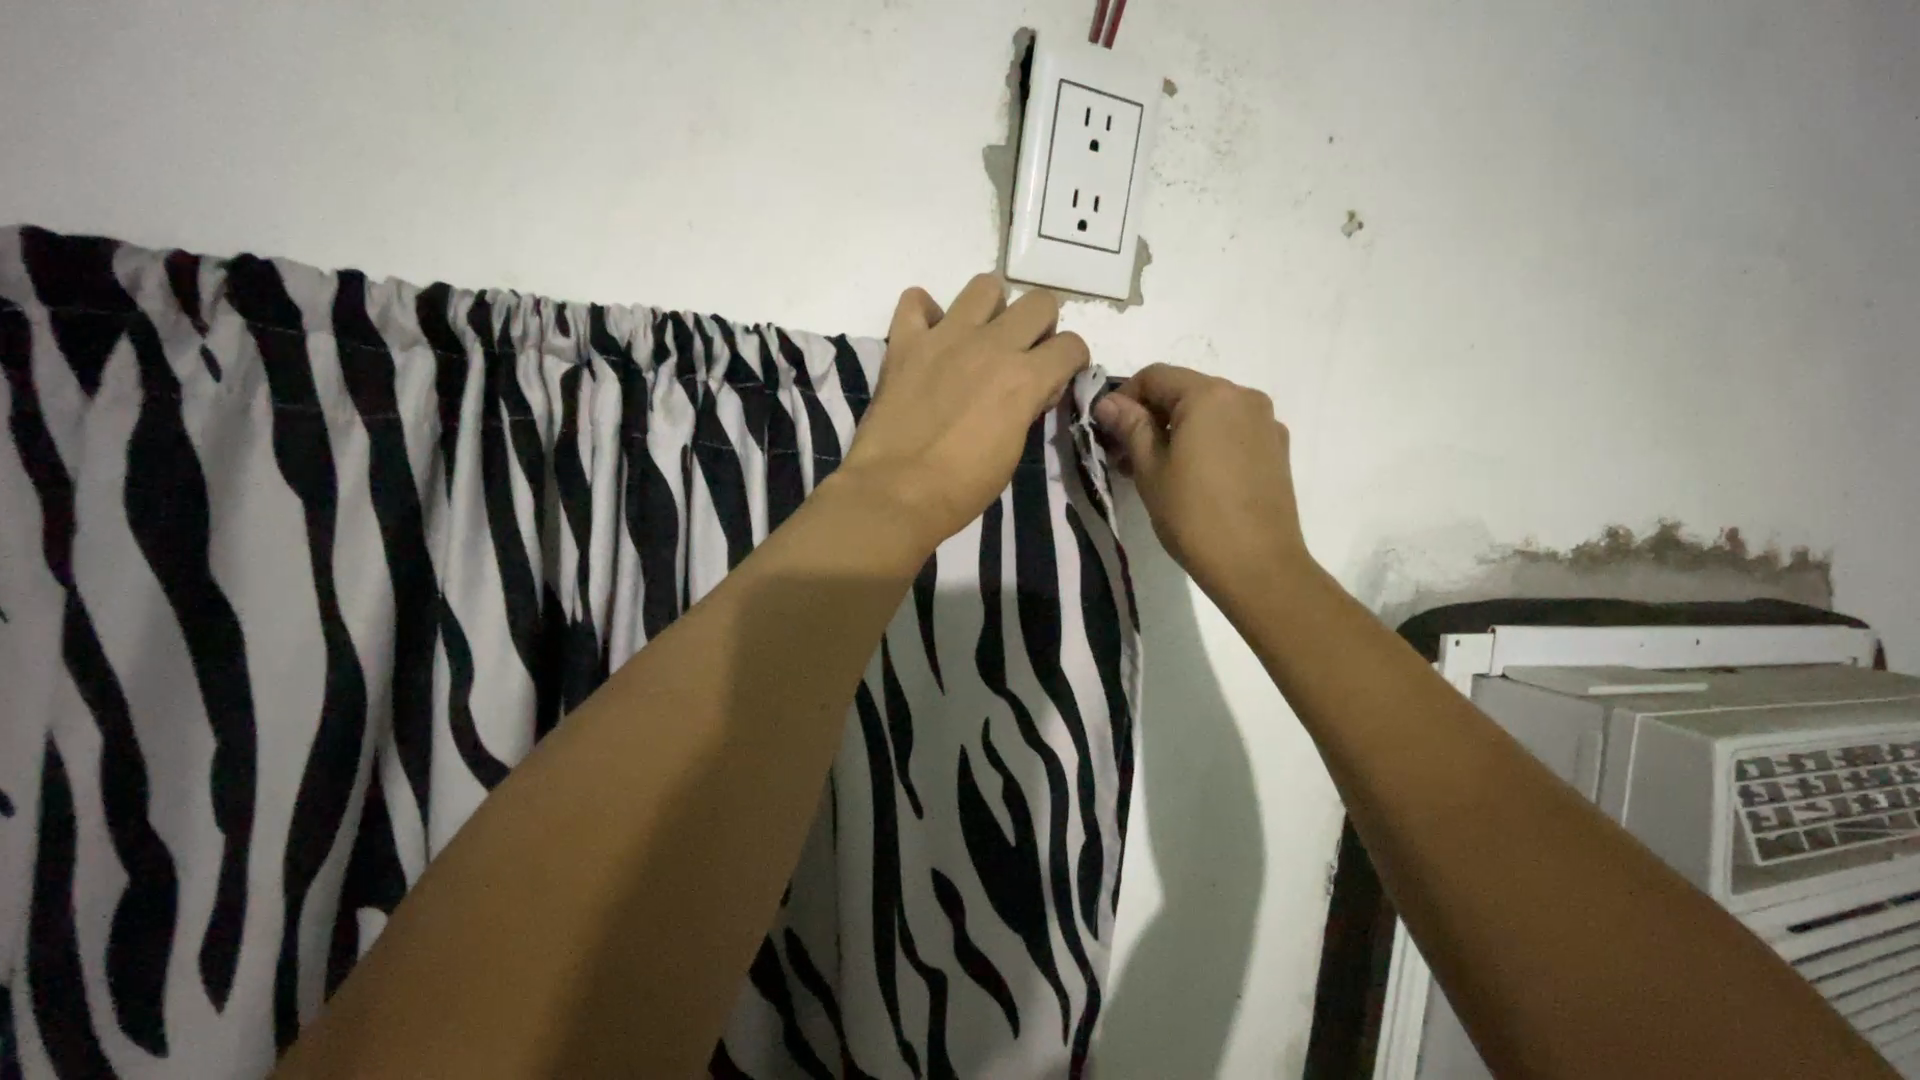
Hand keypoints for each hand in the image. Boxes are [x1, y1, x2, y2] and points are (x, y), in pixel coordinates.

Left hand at [834, 275, 1089, 549]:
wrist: (896, 492)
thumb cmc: (962, 487)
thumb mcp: (1013, 451)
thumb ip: (1026, 408)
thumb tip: (1031, 391)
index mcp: (1025, 378)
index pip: (1071, 346)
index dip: (1070, 362)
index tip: (1056, 378)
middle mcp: (991, 345)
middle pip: (1039, 302)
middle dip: (1040, 326)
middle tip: (1023, 353)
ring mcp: (946, 337)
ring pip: (984, 286)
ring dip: (991, 308)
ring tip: (981, 336)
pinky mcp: (905, 342)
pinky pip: (915, 300)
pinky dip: (924, 312)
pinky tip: (929, 336)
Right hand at [1092, 364, 1312, 598]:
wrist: (1257, 565)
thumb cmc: (1193, 515)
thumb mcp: (1150, 469)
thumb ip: (1130, 427)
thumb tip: (1109, 403)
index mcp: (1209, 394)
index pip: (1155, 376)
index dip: (1124, 398)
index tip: (1107, 430)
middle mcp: (1243, 397)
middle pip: (1185, 391)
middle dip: (1151, 416)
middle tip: (1126, 455)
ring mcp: (1266, 423)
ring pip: (1210, 413)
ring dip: (1178, 431)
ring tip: (1157, 470)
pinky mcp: (1277, 450)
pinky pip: (1232, 432)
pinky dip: (1207, 443)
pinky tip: (1193, 478)